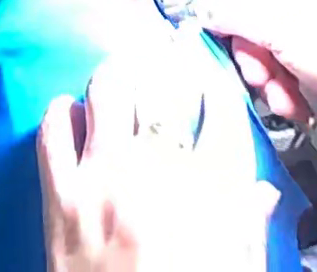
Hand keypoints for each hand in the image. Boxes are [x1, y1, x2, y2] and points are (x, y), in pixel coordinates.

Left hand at [38, 48, 278, 271]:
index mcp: (210, 188)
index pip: (221, 109)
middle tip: (163, 64)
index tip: (211, 87)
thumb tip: (262, 193)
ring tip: (120, 79)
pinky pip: (53, 134)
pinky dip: (62, 113)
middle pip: (163, 87)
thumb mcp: (236, 269)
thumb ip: (249, 224)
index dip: (218, 89)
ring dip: (116, 80)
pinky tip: (73, 113)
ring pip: (108, 91)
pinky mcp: (62, 200)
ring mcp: (105, 180)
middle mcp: (158, 171)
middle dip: (165, 69)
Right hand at [195, 0, 316, 160]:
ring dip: (265, 80)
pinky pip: (281, 76)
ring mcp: (309, 31)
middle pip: (244, 21)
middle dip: (246, 53)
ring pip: (260, 54)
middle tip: (259, 70)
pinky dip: (283, 93)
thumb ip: (231, 8)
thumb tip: (201, 9)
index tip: (214, 39)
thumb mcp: (277, 19)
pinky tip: (298, 104)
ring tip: (284, 93)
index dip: (220, 11)